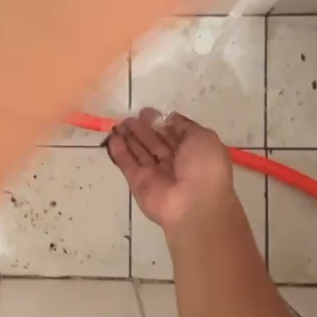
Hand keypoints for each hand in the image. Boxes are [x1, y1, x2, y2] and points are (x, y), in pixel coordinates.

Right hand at [106, 109, 235, 230]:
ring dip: (129, 138)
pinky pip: (128, 165)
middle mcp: (174, 163)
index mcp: (193, 152)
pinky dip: (119, 152)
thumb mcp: (203, 138)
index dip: (161, 122)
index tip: (147, 112)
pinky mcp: (139, 183)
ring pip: (140, 152)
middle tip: (129, 117)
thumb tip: (171, 119)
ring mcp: (155, 174)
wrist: (194, 204)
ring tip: (118, 124)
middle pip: (154, 143)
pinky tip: (113, 138)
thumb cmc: (204, 167)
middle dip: (142, 129)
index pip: (173, 134)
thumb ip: (185, 126)